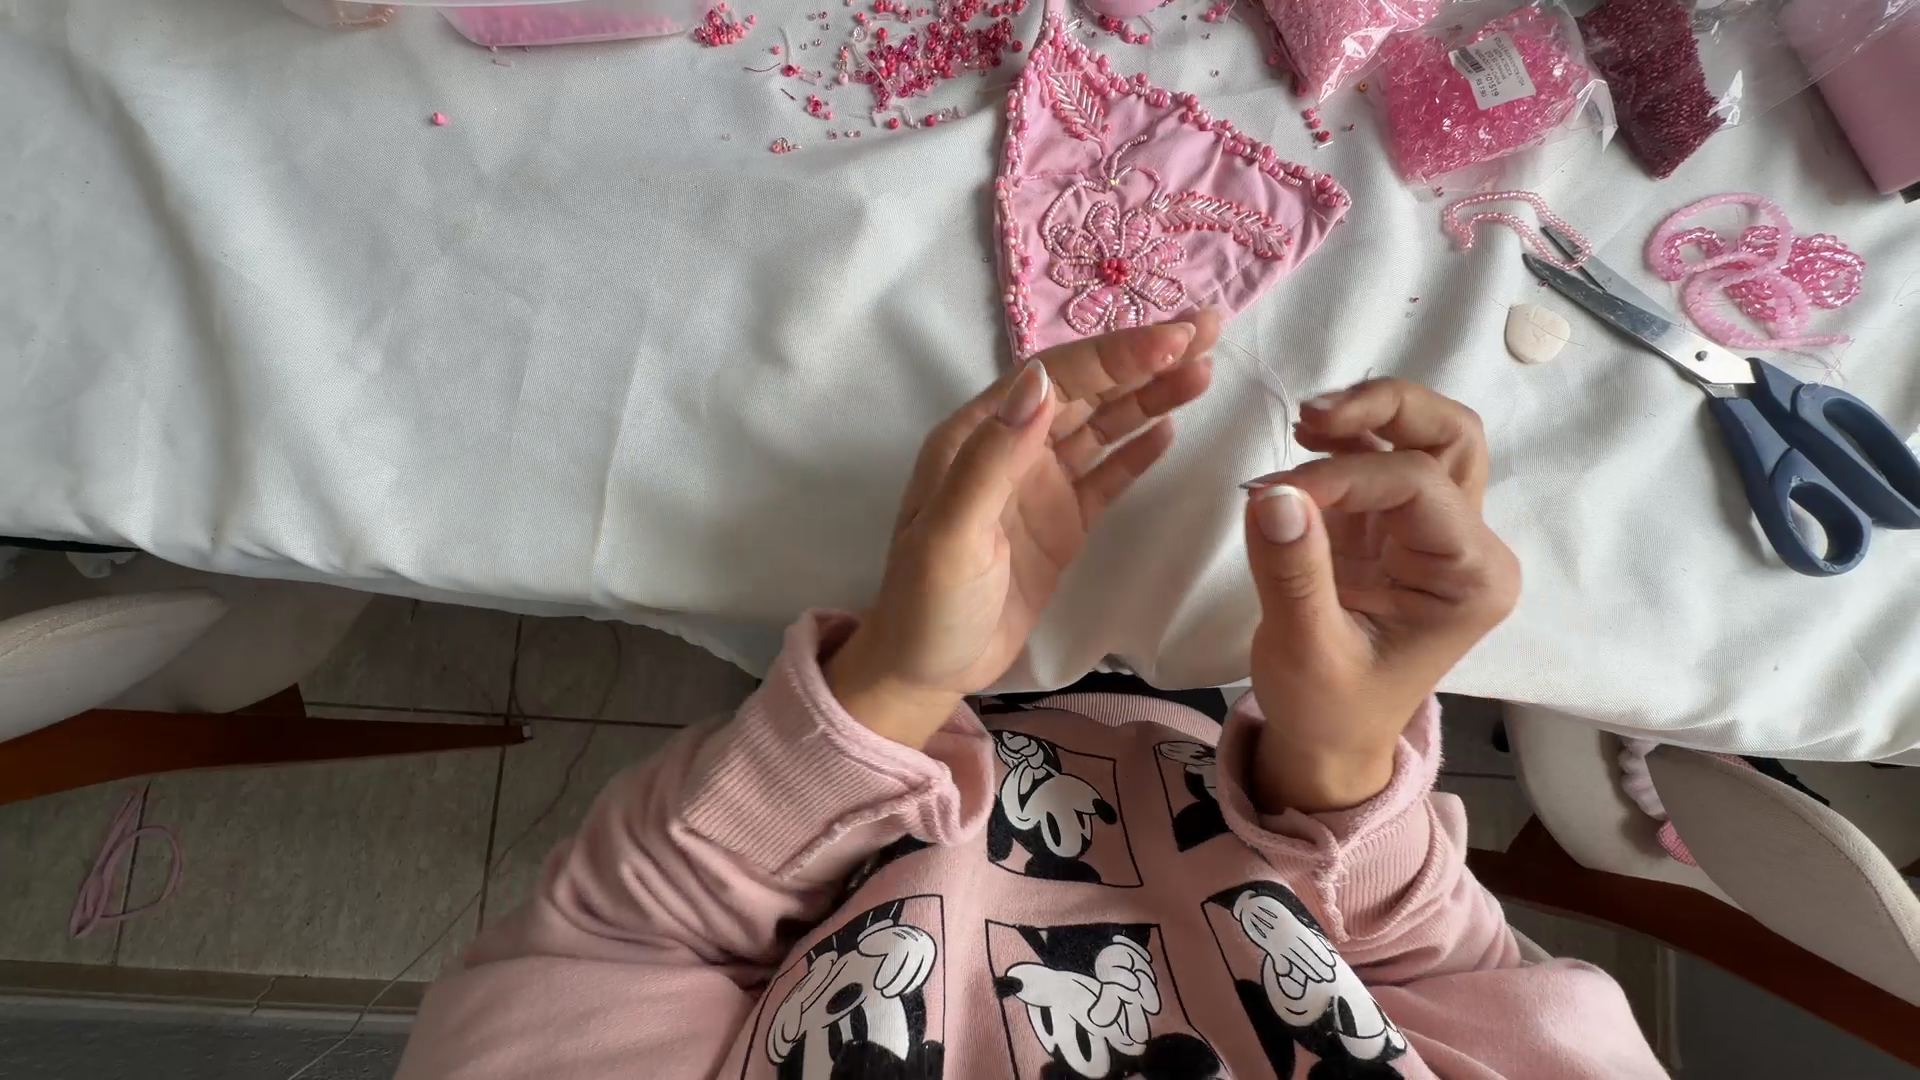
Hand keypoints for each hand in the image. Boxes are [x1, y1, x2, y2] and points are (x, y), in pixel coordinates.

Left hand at [827, 312, 1221, 747]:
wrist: (927, 666)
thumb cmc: (928, 603)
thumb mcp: (950, 533)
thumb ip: (991, 459)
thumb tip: (1039, 383)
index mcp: (977, 437)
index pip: (1054, 378)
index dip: (1114, 355)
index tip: (1173, 338)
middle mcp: (1012, 450)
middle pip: (1085, 391)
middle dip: (1143, 360)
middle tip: (1208, 329)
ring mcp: (1040, 486)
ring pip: (1102, 428)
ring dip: (1150, 398)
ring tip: (1204, 371)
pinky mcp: (1062, 523)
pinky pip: (1106, 477)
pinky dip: (1137, 452)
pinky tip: (1169, 430)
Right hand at [1241, 379, 1519, 811]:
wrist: (1329, 738)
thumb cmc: (1327, 707)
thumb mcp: (1305, 649)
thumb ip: (1293, 571)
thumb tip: (1271, 494)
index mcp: (1469, 578)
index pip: (1417, 486)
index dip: (1342, 476)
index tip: (1269, 495)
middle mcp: (1466, 546)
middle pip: (1452, 438)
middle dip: (1387, 409)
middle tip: (1311, 414)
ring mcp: (1429, 534)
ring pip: (1428, 437)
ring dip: (1372, 414)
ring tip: (1305, 420)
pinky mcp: (1388, 531)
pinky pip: (1380, 462)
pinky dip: (1346, 440)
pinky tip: (1304, 440)